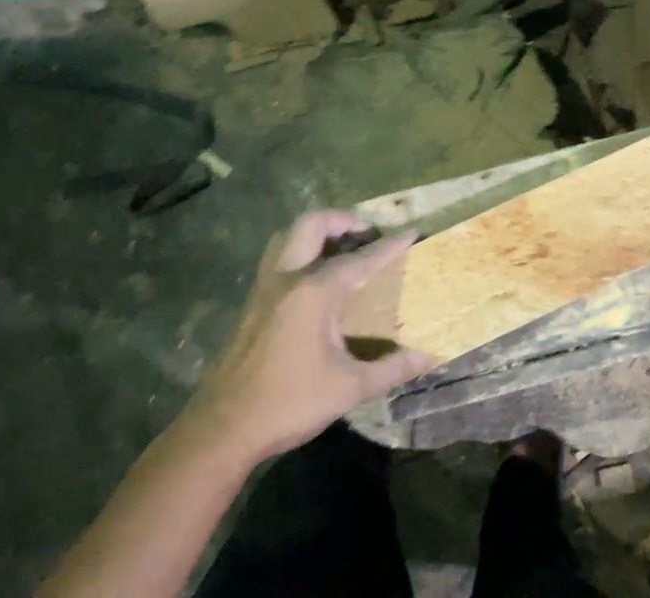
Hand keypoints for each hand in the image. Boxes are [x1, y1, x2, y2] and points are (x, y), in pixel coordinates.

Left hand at [179, 210, 435, 464]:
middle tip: (364, 234)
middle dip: (341, 220)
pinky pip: (276, 260)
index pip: (360, 260)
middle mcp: (286, 279)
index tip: (411, 232)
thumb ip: (391, 369)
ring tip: (338, 249)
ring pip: (286, 238)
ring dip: (314, 233)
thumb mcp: (349, 389)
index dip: (389, 246)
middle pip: (311, 225)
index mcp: (313, 292)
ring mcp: (263, 290)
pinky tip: (313, 282)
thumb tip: (427, 358)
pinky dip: (298, 253)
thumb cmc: (289, 403)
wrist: (223, 429)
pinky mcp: (250, 305)